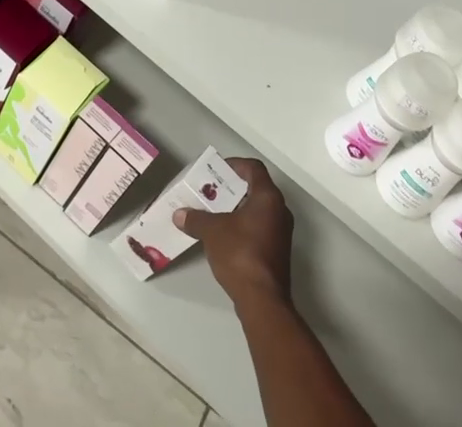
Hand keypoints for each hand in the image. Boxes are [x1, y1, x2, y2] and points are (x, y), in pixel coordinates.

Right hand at [174, 158, 293, 308]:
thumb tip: (179, 215)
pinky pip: (258, 228)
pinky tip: (222, 236)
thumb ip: (195, 219)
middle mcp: (279, 210)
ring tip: (211, 213)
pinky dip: (242, 225)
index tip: (216, 170)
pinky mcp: (277, 251)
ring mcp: (281, 232)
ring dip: (235, 209)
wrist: (262, 297)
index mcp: (268, 197)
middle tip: (210, 192)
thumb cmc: (240, 253)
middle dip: (231, 189)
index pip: (254, 168)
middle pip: (256, 189)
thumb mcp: (212, 231)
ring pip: (257, 210)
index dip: (235, 164)